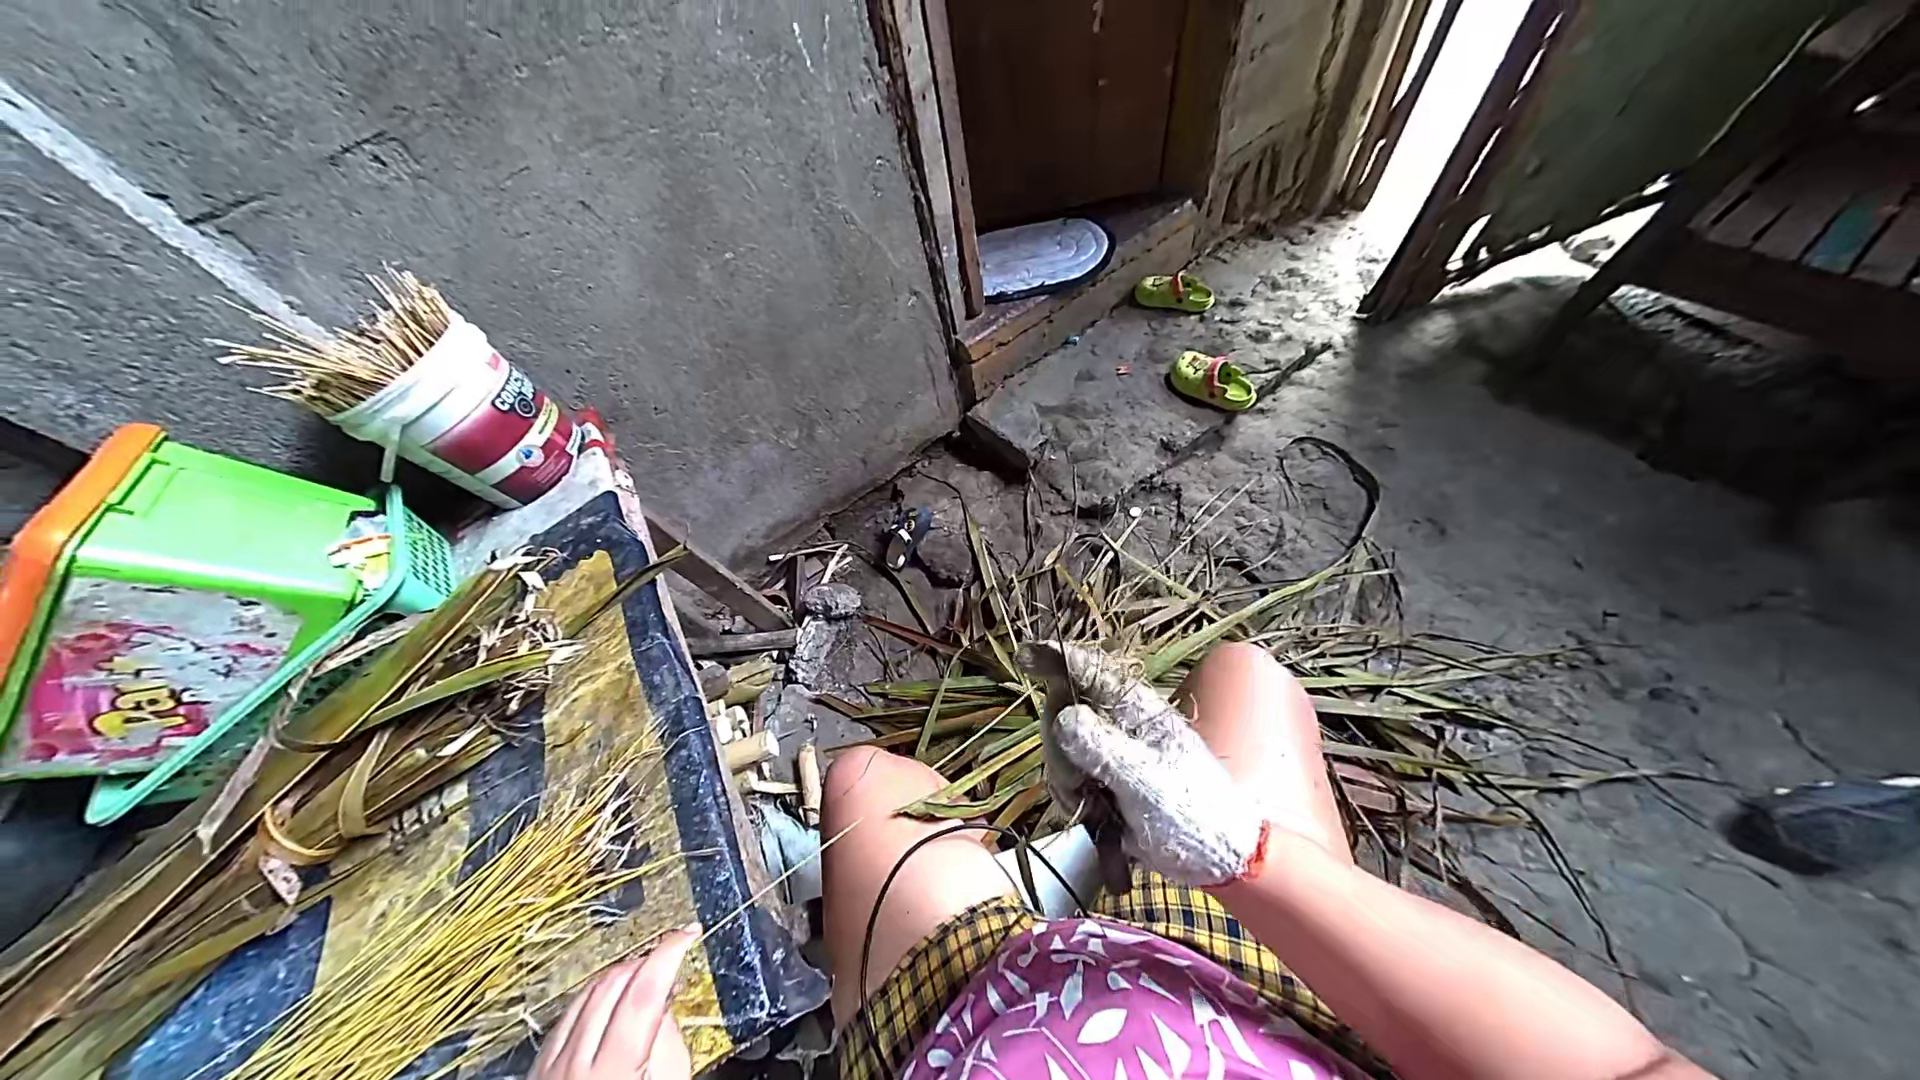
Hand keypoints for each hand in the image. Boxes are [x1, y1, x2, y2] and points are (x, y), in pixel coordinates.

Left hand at [530, 924, 700, 1079]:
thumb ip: (668, 1047)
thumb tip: (666, 1006)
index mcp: (615, 1071)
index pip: (644, 988)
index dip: (671, 951)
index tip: (689, 934)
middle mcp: (576, 1066)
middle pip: (615, 983)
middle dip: (648, 962)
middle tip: (673, 963)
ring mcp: (550, 1071)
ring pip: (587, 994)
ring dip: (621, 976)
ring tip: (644, 981)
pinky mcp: (537, 1076)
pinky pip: (565, 1018)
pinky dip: (592, 998)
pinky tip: (607, 1004)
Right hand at [1021, 642, 1267, 885]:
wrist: (1212, 857)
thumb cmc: (1191, 813)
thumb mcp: (1146, 782)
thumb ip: (1103, 749)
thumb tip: (1064, 716)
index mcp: (1136, 709)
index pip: (1091, 670)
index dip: (1057, 657)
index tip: (1027, 655)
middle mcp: (1118, 721)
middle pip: (1062, 708)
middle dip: (1059, 746)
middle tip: (1075, 781)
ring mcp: (1108, 747)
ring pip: (1059, 744)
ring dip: (1064, 776)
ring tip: (1091, 804)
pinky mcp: (1101, 774)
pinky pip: (1065, 772)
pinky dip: (1069, 794)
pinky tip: (1090, 812)